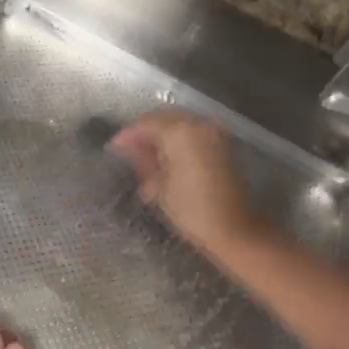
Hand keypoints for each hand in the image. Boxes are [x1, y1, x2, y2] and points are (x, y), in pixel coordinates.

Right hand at [110, 111, 262, 250]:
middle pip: (163, 118)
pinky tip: (166, 159)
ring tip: (146, 157)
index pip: (145, 123)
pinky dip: (177, 141)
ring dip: (161, 136)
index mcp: (180, 131)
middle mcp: (198, 124)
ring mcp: (214, 132)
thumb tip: (131, 152)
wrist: (235, 230)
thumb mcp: (158, 187)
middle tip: (128, 151)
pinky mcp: (223, 145)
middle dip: (144, 133)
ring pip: (179, 124)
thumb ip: (143, 163)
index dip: (127, 135)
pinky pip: (193, 133)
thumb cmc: (191, 210)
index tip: (113, 148)